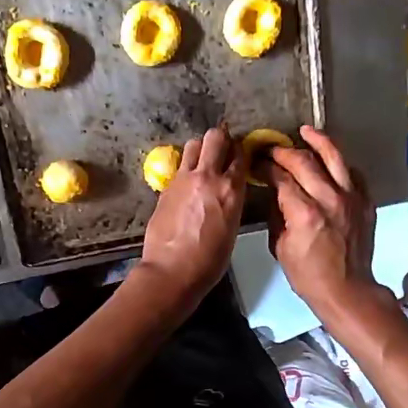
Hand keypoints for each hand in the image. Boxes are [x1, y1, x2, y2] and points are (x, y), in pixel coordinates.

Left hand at [134, 125, 248, 308]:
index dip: (241, 150)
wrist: (173, 270)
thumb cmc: (209, 260)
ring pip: (193, 144)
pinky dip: (185, 167)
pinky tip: (187, 181)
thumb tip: (228, 193)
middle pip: (215, 137)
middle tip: (222, 148)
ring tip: (202, 161)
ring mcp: (184, 179)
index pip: (240, 154)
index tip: (240, 152)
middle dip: (220, 138)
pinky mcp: (166, 187)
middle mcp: (208, 177)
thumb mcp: (232, 228)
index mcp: (231, 190)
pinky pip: (179, 166)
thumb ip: (231, 202)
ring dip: (200, 148)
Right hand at [261, 126, 387, 323]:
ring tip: (305, 131)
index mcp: (305, 212)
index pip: (282, 178)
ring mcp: (352, 198)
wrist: (347, 289)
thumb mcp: (281, 247)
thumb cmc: (308, 275)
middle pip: (305, 161)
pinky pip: (353, 173)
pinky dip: (339, 163)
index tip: (257, 164)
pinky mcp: (365, 202)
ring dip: (318, 141)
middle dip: (284, 152)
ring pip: (335, 157)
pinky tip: (330, 160)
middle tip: (272, 149)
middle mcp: (330, 198)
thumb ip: (279, 215)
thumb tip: (276, 195)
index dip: (266, 167)